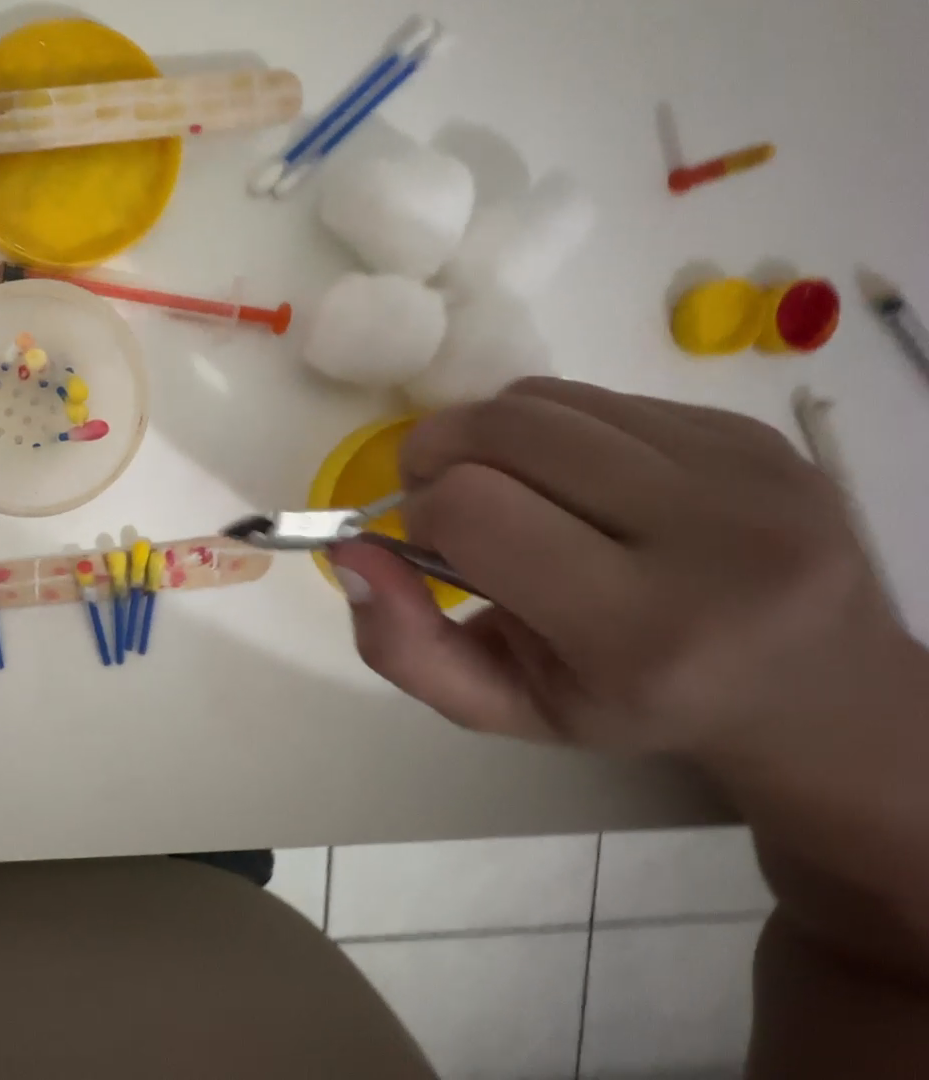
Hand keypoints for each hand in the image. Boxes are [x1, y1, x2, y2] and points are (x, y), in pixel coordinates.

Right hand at [328, 378, 911, 758]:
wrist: (809, 684)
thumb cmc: (629, 705)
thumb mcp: (497, 707)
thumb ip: (402, 646)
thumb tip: (351, 553)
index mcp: (644, 630)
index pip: (477, 511)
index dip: (422, 515)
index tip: (430, 547)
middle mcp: (713, 536)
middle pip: (504, 430)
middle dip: (437, 454)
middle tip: (439, 498)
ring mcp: (745, 470)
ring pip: (542, 400)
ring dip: (485, 436)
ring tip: (501, 487)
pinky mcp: (754, 430)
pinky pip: (596, 397)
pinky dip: (547, 429)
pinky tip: (568, 481)